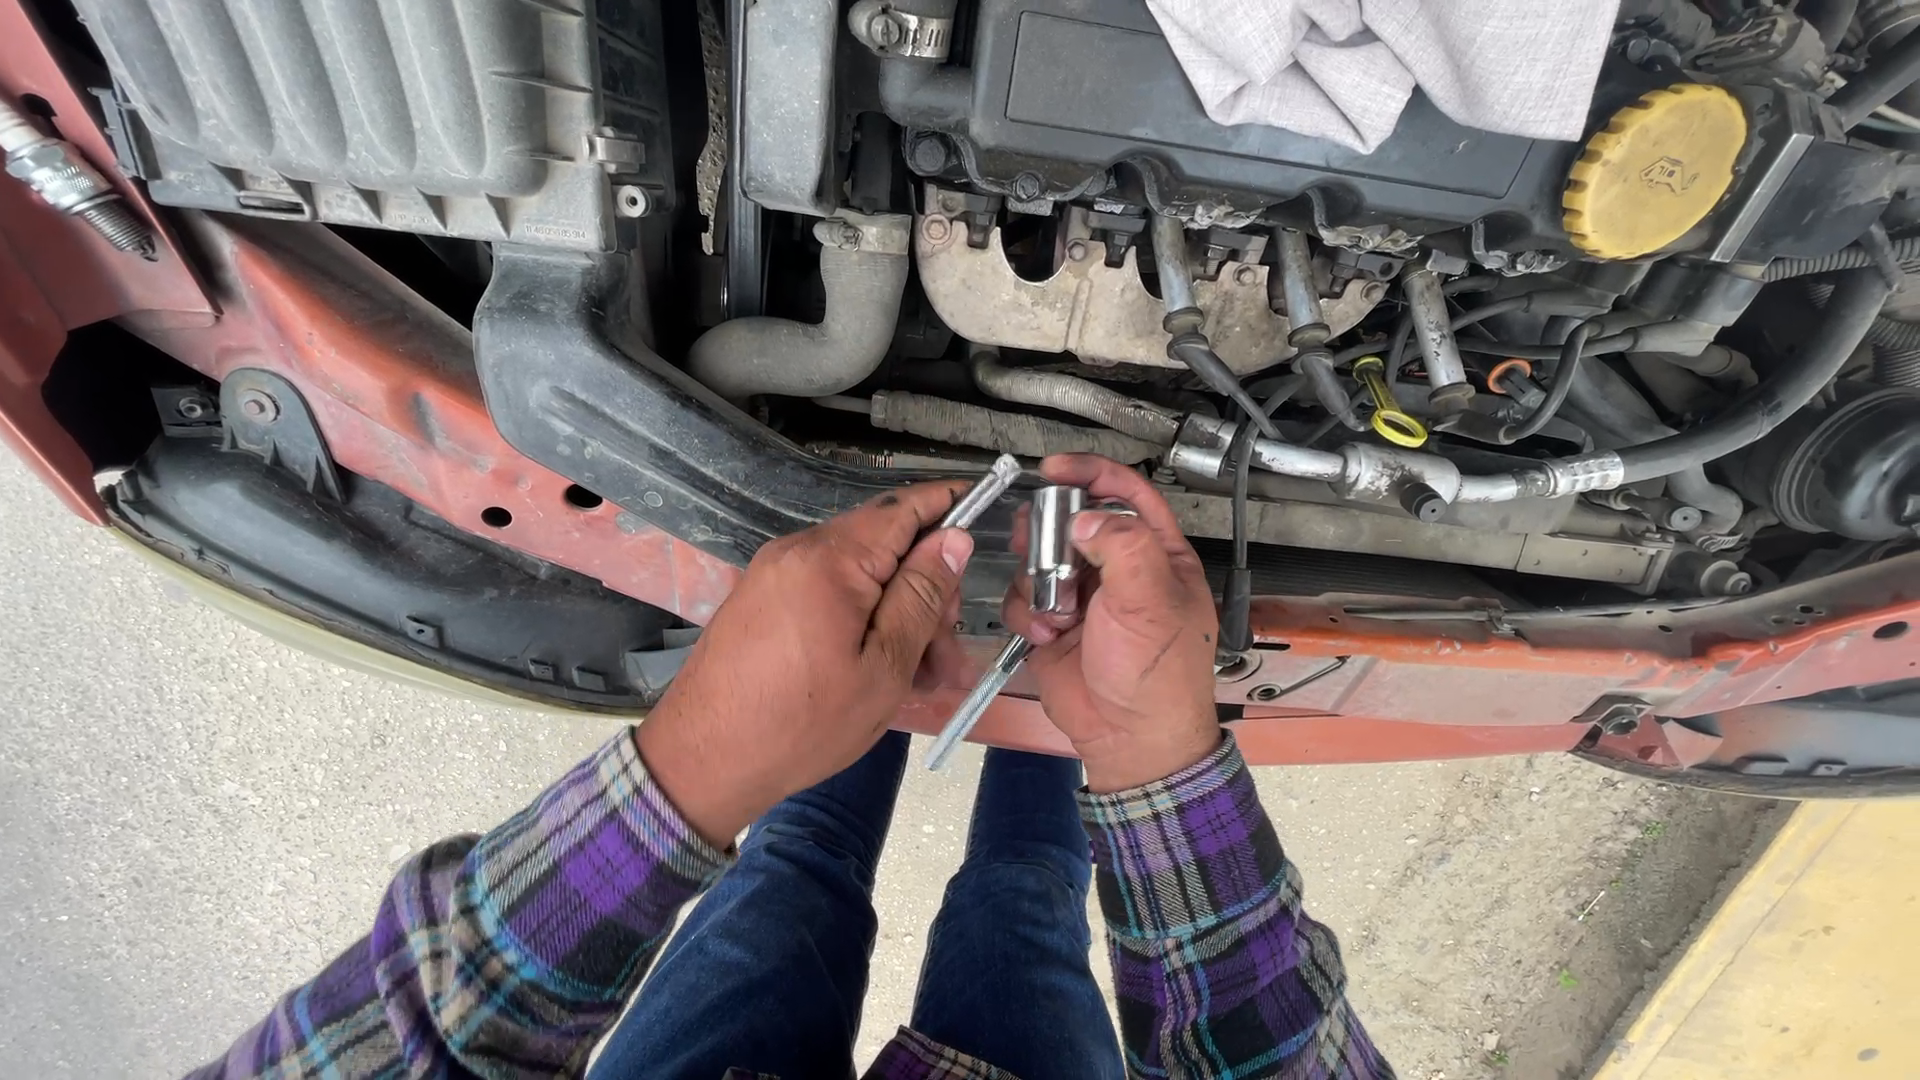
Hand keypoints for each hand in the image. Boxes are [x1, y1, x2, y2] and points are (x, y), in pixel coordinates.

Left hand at [636, 482, 974, 844]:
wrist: (701, 764)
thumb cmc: (803, 723)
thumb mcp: (883, 666)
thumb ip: (922, 596)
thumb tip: (954, 538)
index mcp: (831, 559)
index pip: (902, 508)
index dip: (947, 507)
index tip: (983, 516)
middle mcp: (799, 550)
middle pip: (884, 547)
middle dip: (927, 592)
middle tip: (948, 653)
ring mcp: (776, 574)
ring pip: (860, 576)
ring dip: (898, 615)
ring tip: (922, 677)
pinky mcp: (764, 599)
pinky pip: (829, 593)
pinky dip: (863, 620)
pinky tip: (880, 668)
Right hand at [1000, 455, 1221, 792]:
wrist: (1128, 738)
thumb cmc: (1155, 670)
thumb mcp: (1151, 600)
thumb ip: (1122, 545)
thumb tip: (1083, 520)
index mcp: (1156, 555)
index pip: (1127, 495)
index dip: (1093, 474)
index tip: (1056, 467)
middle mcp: (1116, 570)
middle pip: (1071, 523)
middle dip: (1048, 532)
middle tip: (1033, 541)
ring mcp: (1081, 597)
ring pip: (1039, 559)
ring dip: (1037, 581)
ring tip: (1051, 608)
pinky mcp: (1050, 624)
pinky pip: (1022, 599)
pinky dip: (1026, 614)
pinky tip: (1044, 635)